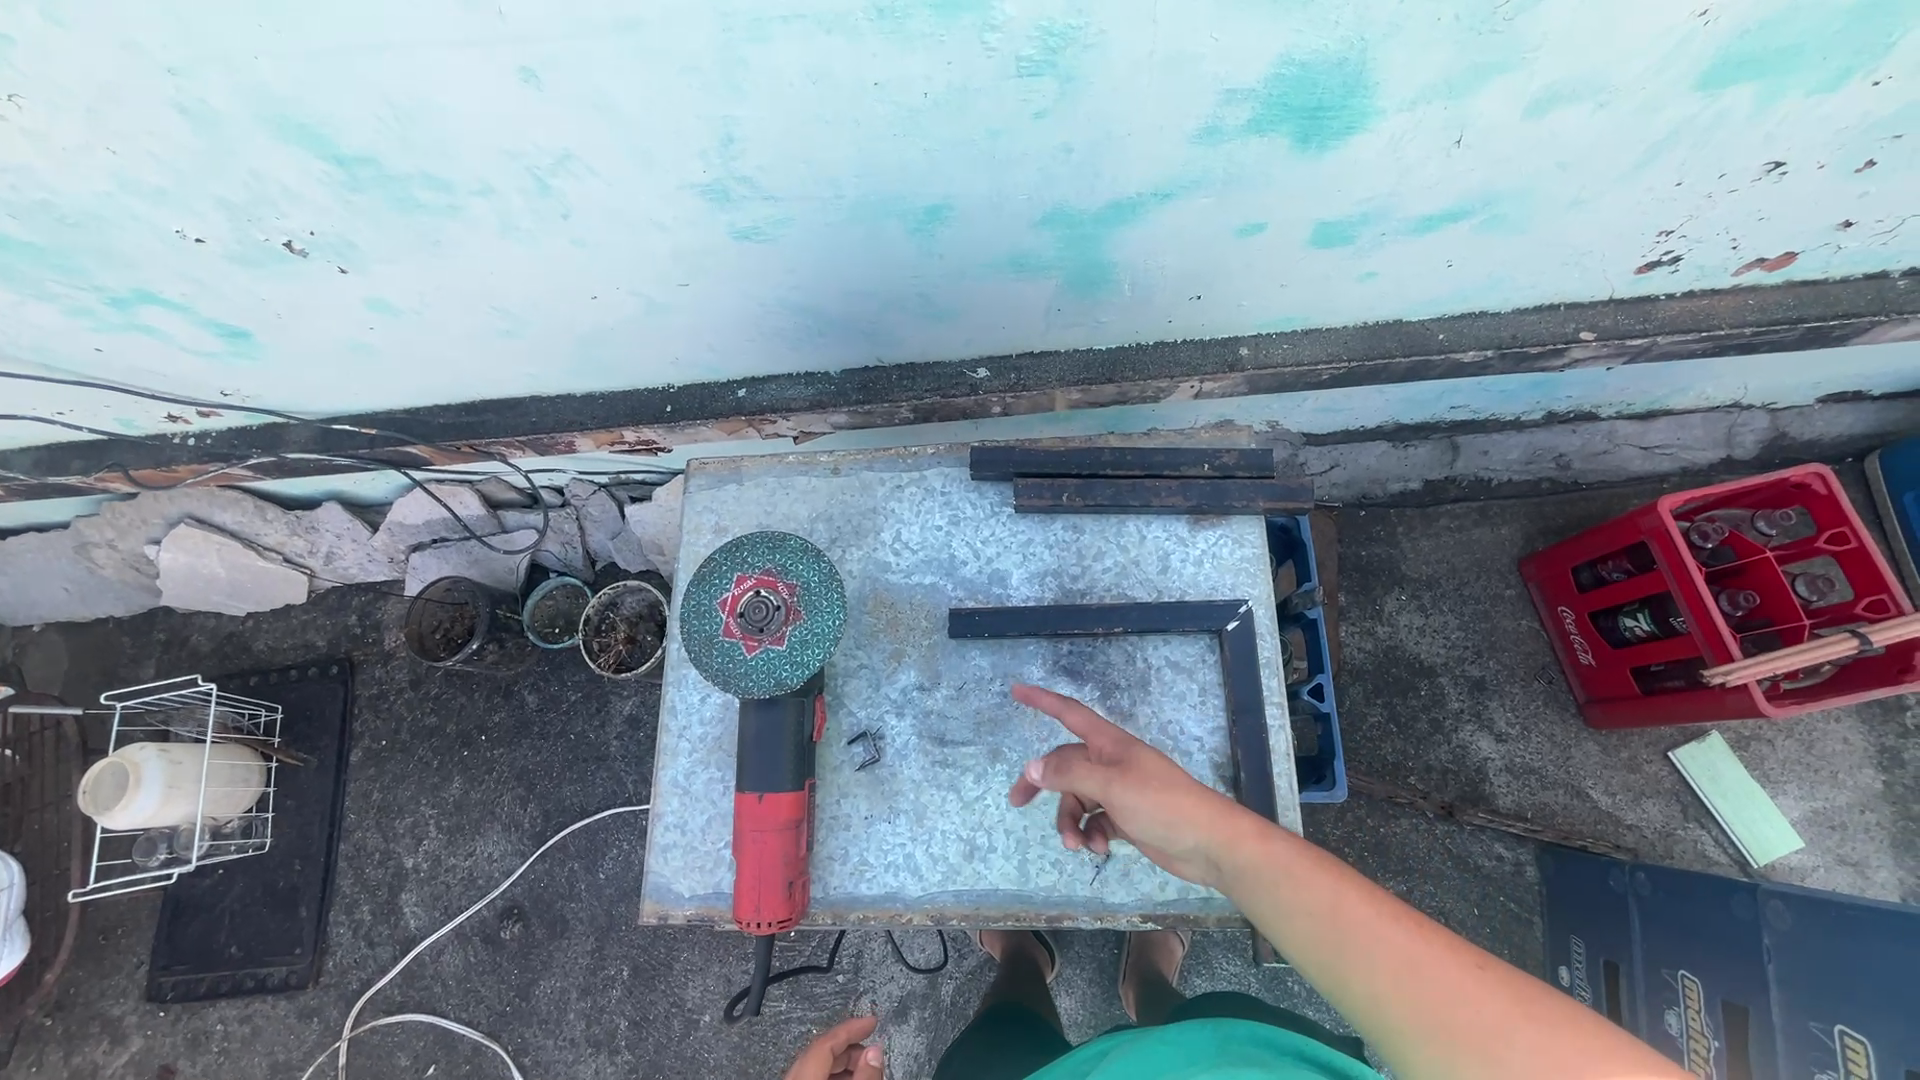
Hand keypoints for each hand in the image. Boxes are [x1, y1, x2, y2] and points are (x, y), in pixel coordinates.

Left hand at [783, 1015, 883, 1079]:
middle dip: (848, 1047)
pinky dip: (830, 1074)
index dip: (851, 1028)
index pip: (826, 1041)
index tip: (871, 1021)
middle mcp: (791, 1078)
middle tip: (871, 1050)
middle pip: (819, 1051)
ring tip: (863, 1068)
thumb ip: (863, 1074)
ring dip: (841, 1062)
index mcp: (803, 1076)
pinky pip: (810, 1076)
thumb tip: (875, 1052)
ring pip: (814, 1065)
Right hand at [1006, 684, 1256, 888]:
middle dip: (1043, 785)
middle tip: (1016, 802)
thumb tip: (1031, 767)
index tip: (1017, 690)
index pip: (1069, 713)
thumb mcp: (1110, 786)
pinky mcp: (1126, 817)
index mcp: (1108, 744)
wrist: (1207, 843)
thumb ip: (1069, 774)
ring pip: (1077, 798)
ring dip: (1070, 821)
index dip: (1042, 700)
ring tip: (1076, 845)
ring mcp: (1119, 790)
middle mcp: (1110, 762)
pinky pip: (1095, 820)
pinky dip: (1091, 834)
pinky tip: (1099, 849)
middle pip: (1064, 765)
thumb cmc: (1161, 803)